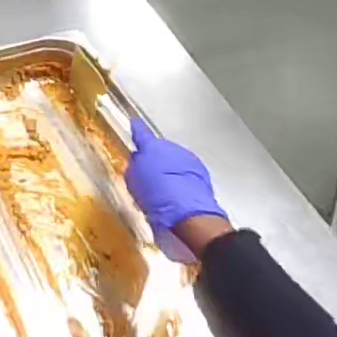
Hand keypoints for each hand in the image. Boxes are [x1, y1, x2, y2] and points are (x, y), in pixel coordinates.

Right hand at [125, 119, 229, 257]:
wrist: (190, 215)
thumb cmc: (157, 198)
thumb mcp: (134, 183)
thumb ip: (134, 167)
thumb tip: (137, 160)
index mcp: (153, 147)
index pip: (141, 134)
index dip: (137, 129)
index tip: (135, 121)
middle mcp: (173, 149)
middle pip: (160, 151)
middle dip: (154, 160)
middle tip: (146, 179)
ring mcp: (189, 161)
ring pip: (174, 163)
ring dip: (168, 173)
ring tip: (161, 193)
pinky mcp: (202, 176)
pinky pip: (185, 175)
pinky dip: (180, 182)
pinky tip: (176, 198)